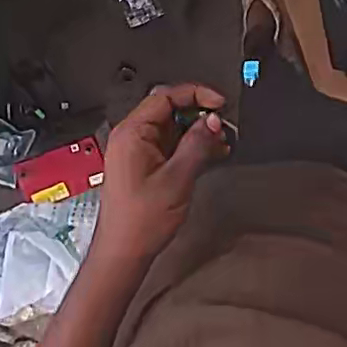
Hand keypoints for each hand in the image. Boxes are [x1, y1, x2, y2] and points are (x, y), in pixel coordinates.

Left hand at [96, 84, 229, 263]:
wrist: (124, 252)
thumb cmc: (139, 221)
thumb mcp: (176, 178)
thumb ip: (197, 144)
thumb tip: (212, 120)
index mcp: (132, 133)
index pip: (165, 96)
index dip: (195, 95)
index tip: (218, 103)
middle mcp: (132, 137)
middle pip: (169, 109)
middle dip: (199, 113)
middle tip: (222, 123)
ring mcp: (138, 150)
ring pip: (173, 127)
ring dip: (198, 130)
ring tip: (221, 140)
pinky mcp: (145, 164)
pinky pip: (171, 144)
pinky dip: (191, 144)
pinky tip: (211, 152)